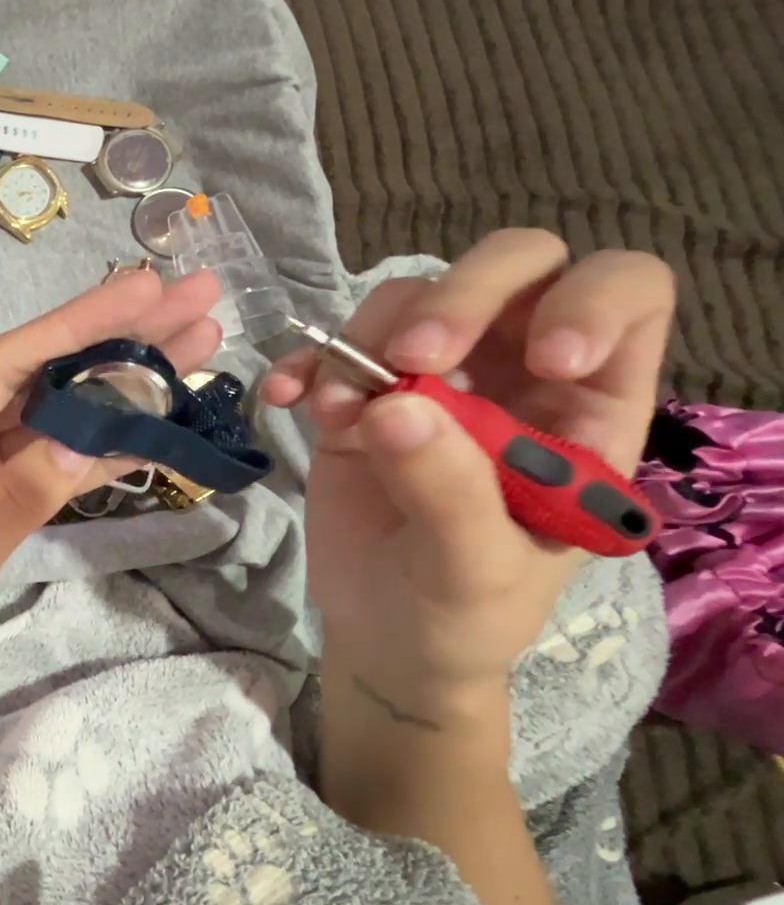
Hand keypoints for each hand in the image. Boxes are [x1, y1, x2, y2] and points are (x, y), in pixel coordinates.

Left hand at [0, 268, 223, 733]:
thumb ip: (10, 504)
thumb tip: (84, 439)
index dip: (72, 325)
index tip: (142, 290)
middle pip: (32, 374)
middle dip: (109, 337)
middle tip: (194, 299)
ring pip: (48, 411)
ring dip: (116, 382)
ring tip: (196, 348)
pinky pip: (47, 456)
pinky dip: (99, 441)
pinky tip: (155, 423)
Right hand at [262, 231, 673, 695]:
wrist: (384, 635)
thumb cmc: (461, 613)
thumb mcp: (475, 569)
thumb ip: (449, 491)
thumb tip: (392, 407)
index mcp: (585, 407)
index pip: (622, 300)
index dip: (587, 304)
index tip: (541, 362)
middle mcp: (512, 374)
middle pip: (512, 269)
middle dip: (456, 299)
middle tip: (407, 358)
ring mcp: (431, 381)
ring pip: (408, 300)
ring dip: (362, 341)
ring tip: (331, 413)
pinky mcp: (359, 399)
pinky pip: (330, 349)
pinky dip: (302, 362)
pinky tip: (281, 398)